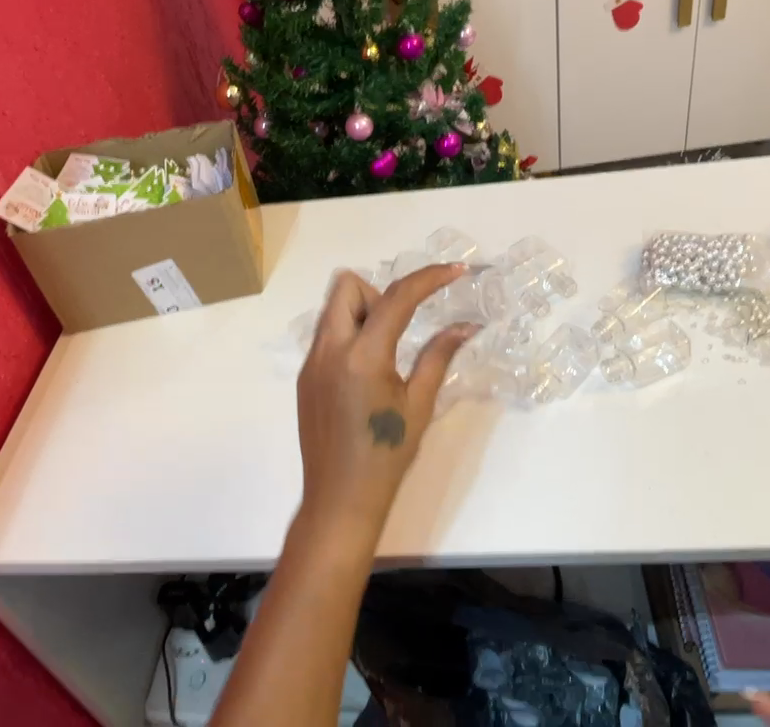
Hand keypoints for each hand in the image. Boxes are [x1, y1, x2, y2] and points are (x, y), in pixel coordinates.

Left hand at [294, 264, 479, 539]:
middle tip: (401, 325)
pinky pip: (325, 335)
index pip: (396, 297)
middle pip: (346, 286)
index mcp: (362, 357)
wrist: (339, 499)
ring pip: (332, 308)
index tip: (455, 271)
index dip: (428, 277)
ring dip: (361, 311)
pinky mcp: (304, 376)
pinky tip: (366, 373)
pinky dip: (348, 335)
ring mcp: (311, 362)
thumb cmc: (386, 456)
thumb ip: (438, 356)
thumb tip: (465, 325)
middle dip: (378, 292)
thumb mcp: (419, 405)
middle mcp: (329, 350)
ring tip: (386, 351)